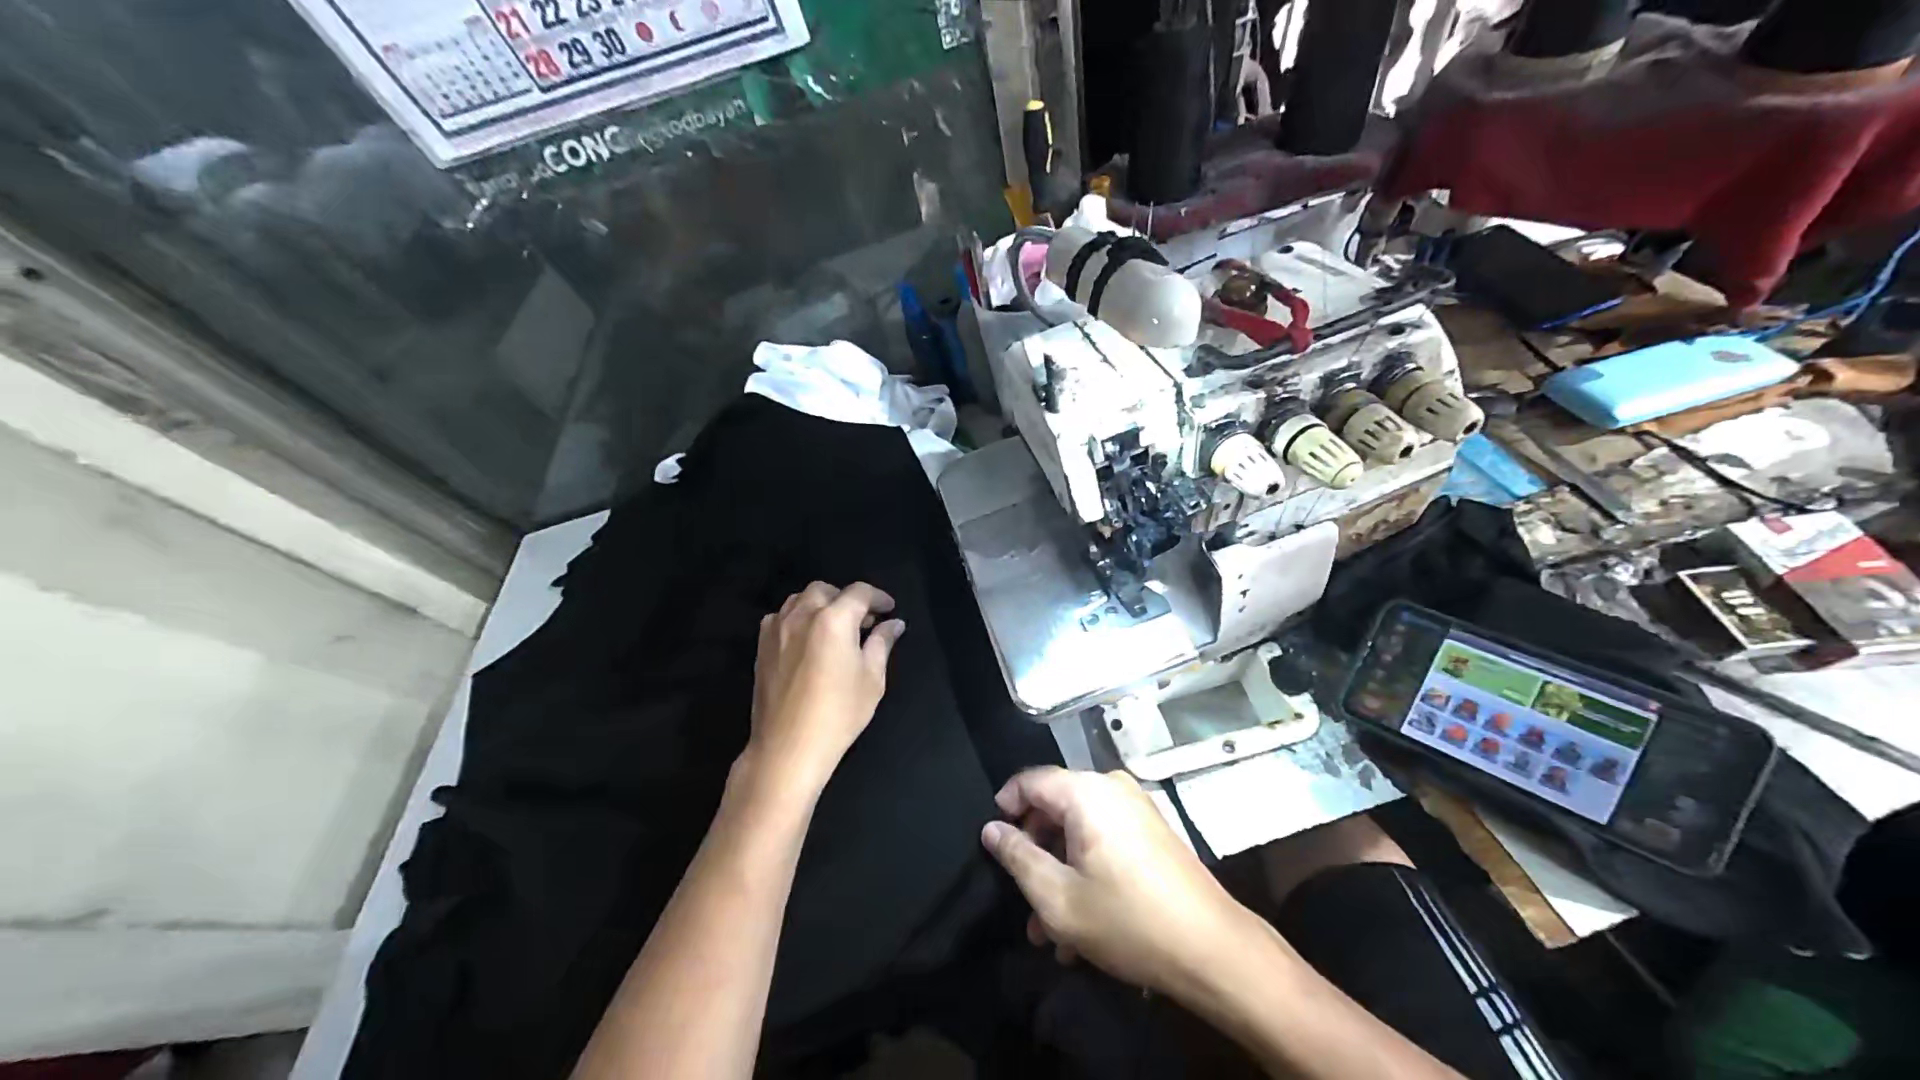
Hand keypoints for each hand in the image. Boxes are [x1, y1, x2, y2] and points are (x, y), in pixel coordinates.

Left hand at [745, 581, 906, 795]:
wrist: (788, 747)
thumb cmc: (838, 714)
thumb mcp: (872, 679)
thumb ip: (882, 643)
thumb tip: (893, 624)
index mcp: (833, 619)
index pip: (859, 593)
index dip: (878, 597)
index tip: (889, 609)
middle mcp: (802, 614)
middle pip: (827, 590)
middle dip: (847, 599)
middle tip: (863, 622)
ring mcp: (777, 628)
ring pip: (800, 599)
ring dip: (821, 605)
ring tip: (835, 628)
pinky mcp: (761, 645)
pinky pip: (780, 616)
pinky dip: (798, 617)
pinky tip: (807, 638)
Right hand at [980, 767, 1258, 1003]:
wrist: (1213, 950)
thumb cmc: (1127, 920)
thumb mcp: (1057, 897)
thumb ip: (1018, 857)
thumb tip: (992, 828)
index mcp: (1087, 793)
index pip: (1030, 780)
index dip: (1005, 806)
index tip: (994, 844)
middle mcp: (1112, 789)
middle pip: (1055, 806)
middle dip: (1035, 853)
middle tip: (1024, 899)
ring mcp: (1137, 809)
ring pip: (1079, 829)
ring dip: (1060, 872)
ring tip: (1051, 930)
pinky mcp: (1152, 832)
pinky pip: (1104, 839)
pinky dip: (1087, 870)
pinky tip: (1083, 924)